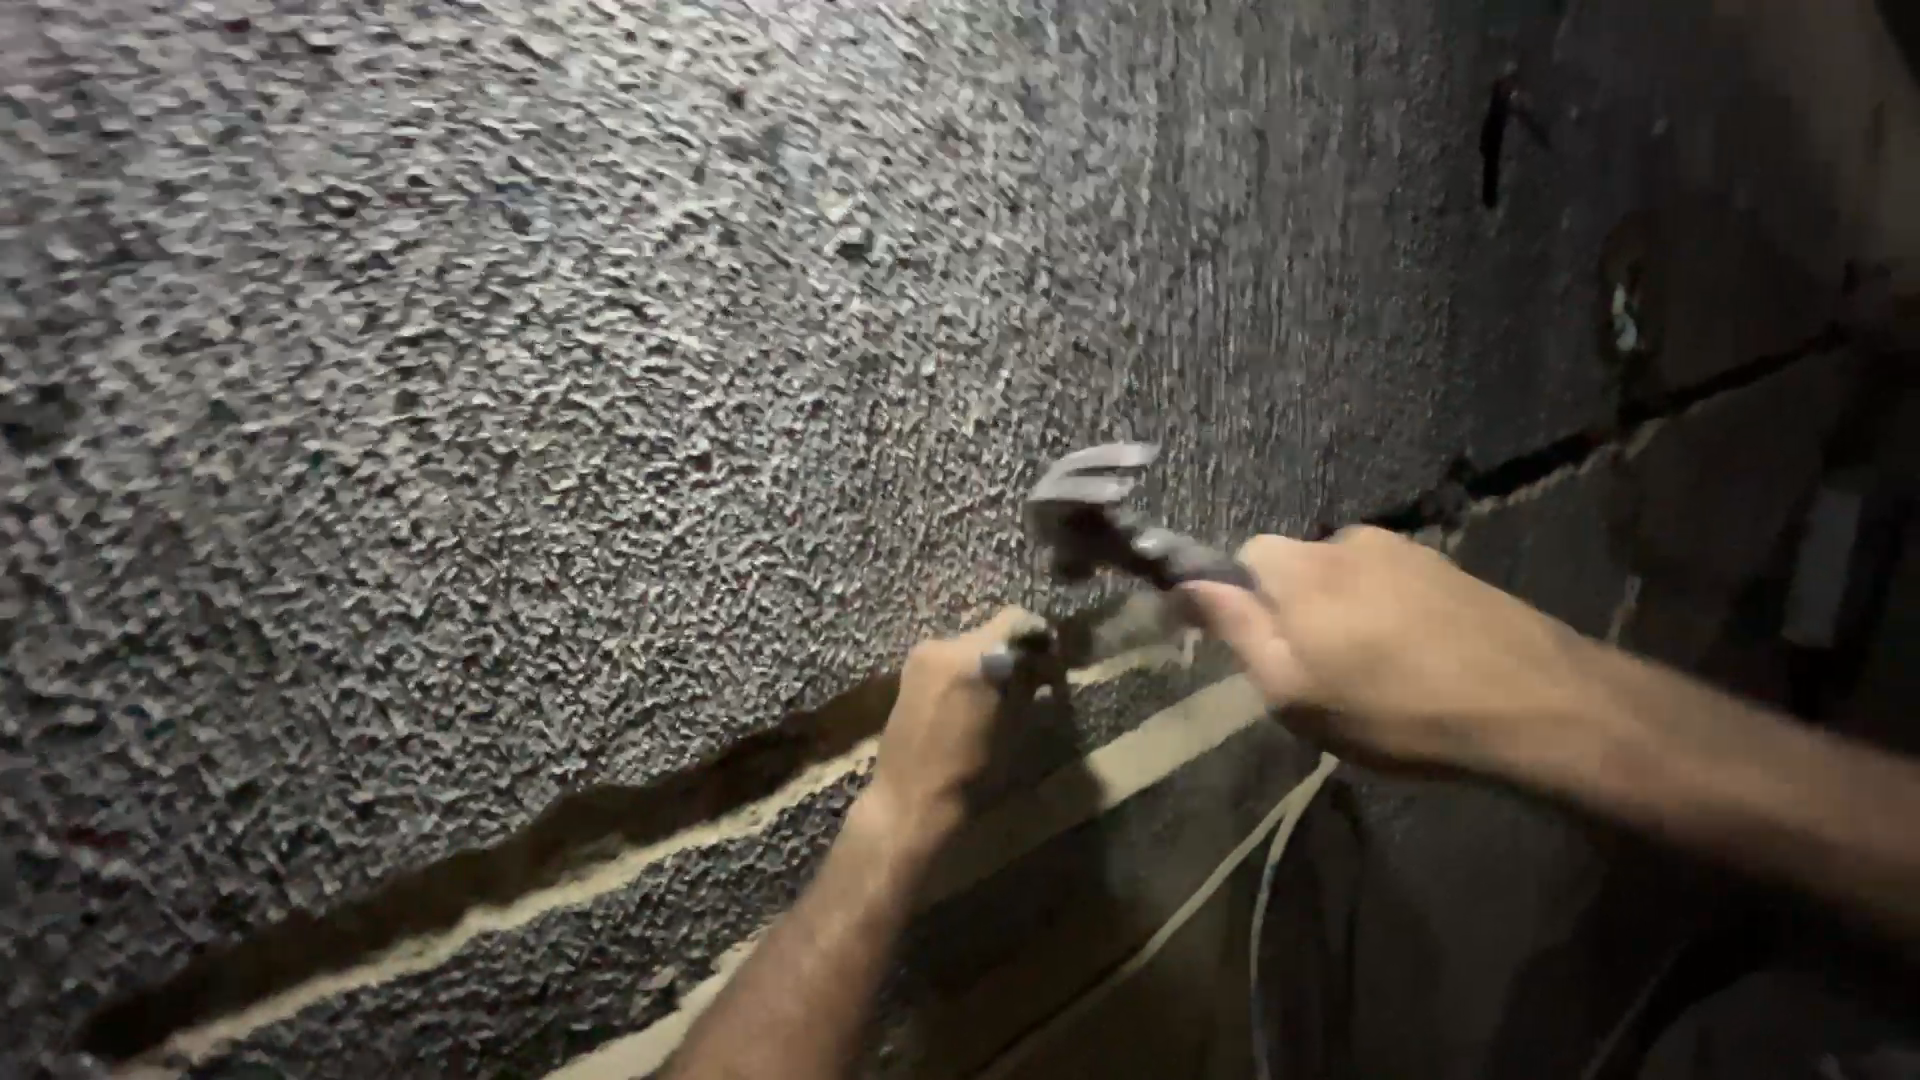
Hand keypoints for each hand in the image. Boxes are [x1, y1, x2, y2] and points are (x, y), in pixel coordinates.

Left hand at [859, 608, 1034, 852]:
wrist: (910, 799)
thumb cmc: (972, 772)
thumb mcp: (1014, 727)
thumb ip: (1027, 685)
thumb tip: (1041, 665)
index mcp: (976, 657)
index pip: (1017, 620)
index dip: (1040, 635)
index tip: (1052, 659)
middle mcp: (946, 645)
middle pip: (992, 631)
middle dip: (1016, 651)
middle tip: (1035, 680)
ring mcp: (923, 656)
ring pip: (971, 645)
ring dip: (992, 660)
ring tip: (1006, 693)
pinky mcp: (910, 670)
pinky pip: (950, 659)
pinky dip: (969, 669)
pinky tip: (978, 698)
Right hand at [1181, 526, 1598, 769]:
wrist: (1541, 708)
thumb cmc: (1395, 710)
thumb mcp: (1292, 689)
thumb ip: (1234, 629)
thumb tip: (1183, 585)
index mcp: (1300, 570)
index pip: (1239, 559)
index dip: (1235, 600)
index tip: (1252, 648)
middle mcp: (1345, 542)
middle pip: (1292, 567)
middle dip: (1288, 608)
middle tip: (1313, 669)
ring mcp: (1402, 550)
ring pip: (1340, 575)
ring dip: (1338, 610)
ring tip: (1369, 667)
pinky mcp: (1445, 566)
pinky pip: (1386, 582)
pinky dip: (1381, 611)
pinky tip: (1411, 656)